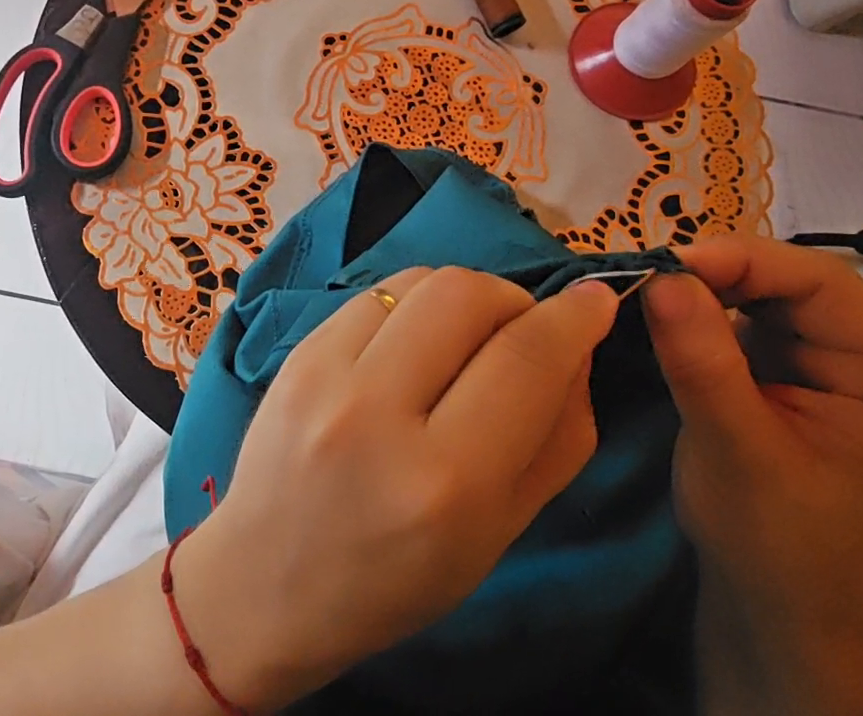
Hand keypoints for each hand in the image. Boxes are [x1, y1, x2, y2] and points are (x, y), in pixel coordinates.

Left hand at [174, 267, 620, 710]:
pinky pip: (373, 295)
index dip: (574, 317)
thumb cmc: (396, 578)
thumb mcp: (501, 531)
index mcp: (445, 481)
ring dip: (461, 298)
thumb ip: (557, 436)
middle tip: (519, 333)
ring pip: (419, 281)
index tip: (594, 303)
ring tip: (462, 341)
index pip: (527, 358)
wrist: (268, 582)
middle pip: (468, 294)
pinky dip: (410, 307)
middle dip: (514, 300)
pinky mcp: (294, 356)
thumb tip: (576, 345)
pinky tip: (409, 347)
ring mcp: (324, 376)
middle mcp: (378, 414)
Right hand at [642, 235, 862, 715]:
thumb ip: (701, 359)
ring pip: (772, 302)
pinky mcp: (804, 380)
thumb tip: (660, 276)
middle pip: (799, 287)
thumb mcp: (733, 449)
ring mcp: (844, 370)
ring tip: (651, 289)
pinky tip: (672, 316)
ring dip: (711, 293)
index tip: (664, 260)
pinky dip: (710, 318)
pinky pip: (756, 328)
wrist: (782, 613)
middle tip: (647, 273)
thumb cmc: (774, 543)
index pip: (825, 285)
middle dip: (721, 276)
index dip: (743, 260)